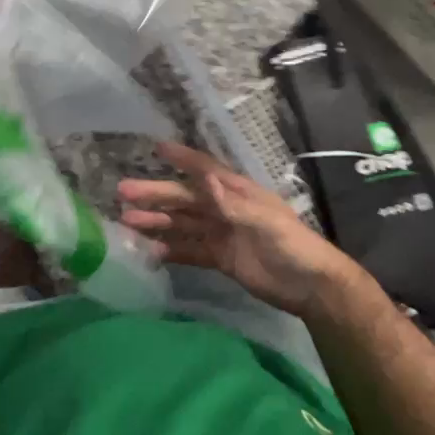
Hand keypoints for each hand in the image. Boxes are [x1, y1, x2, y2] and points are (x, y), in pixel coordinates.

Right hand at [118, 142, 364, 319]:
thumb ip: (231, 203)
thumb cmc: (293, 246)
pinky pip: (189, 250)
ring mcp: (221, 234)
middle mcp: (225, 209)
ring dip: (155, 222)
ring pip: (182, 224)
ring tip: (126, 222)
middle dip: (155, 195)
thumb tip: (203, 178)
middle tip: (122, 193)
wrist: (312, 287)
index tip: (156, 147)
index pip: (204, 170)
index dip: (182, 159)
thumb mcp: (264, 221)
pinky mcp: (220, 258)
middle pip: (184, 198)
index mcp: (238, 193)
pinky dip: (169, 250)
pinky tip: (148, 251)